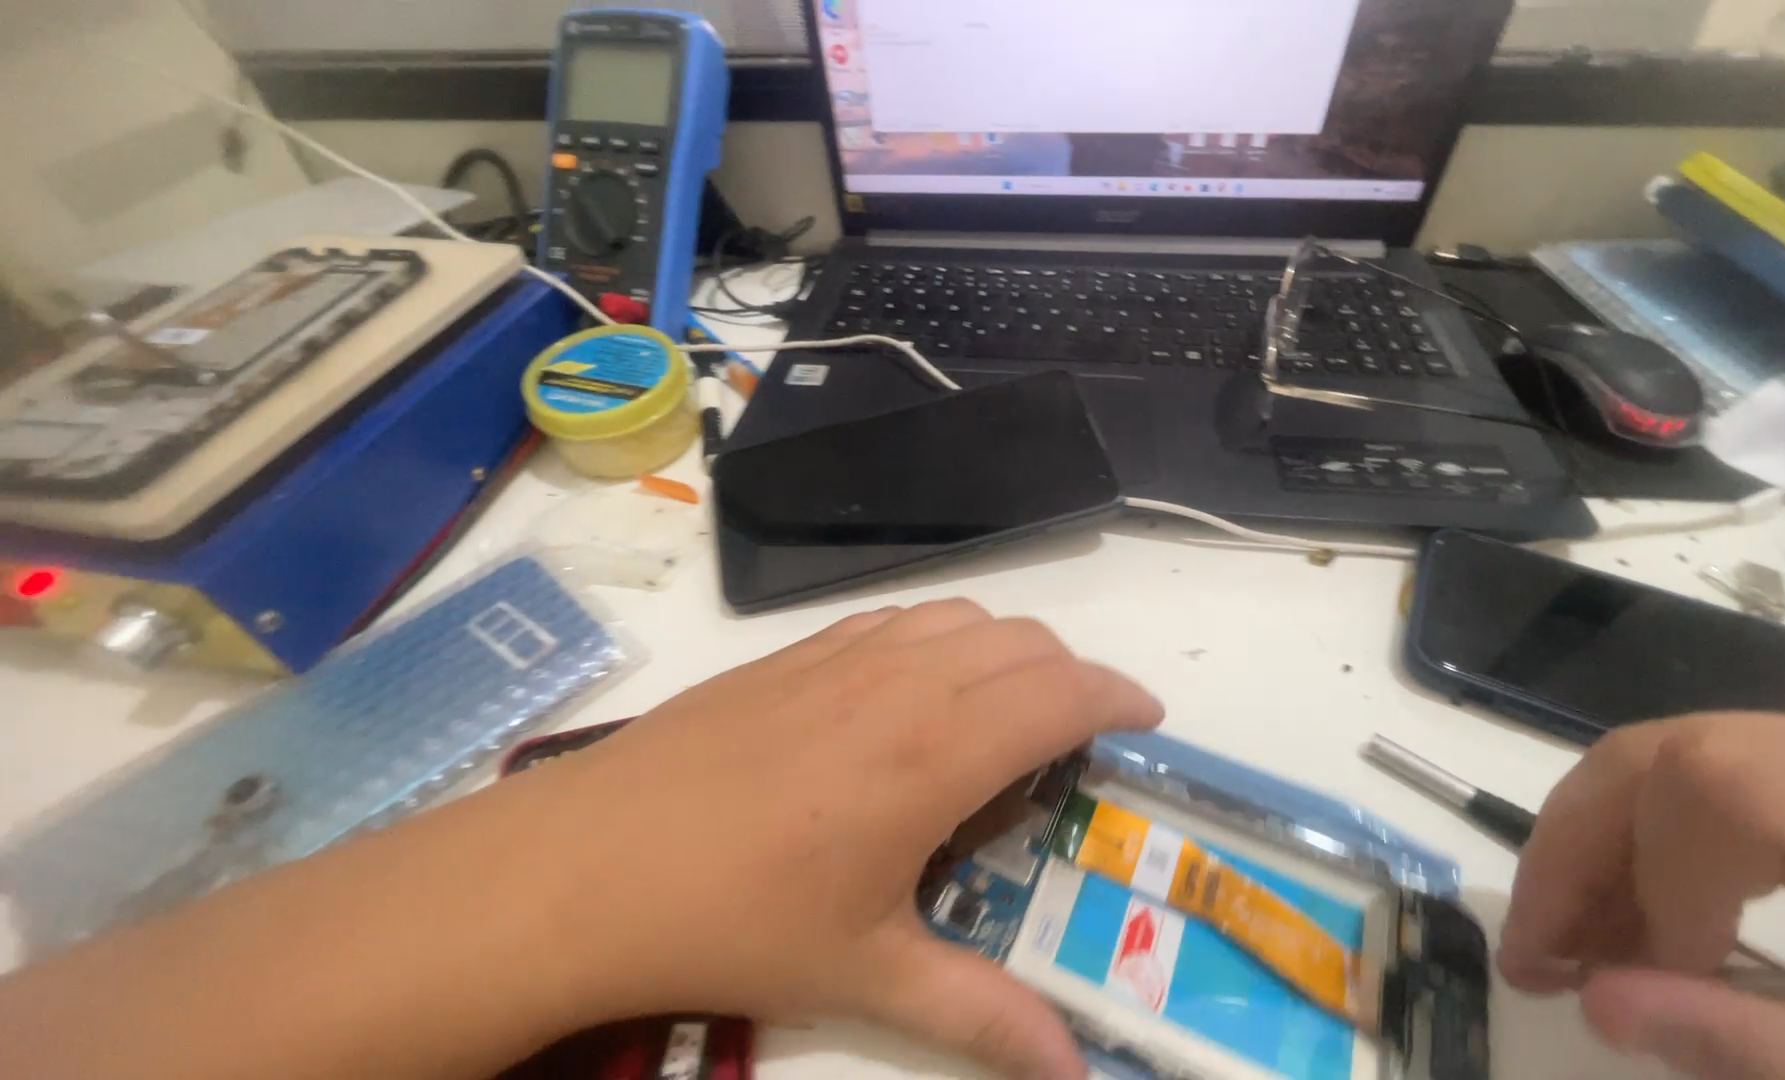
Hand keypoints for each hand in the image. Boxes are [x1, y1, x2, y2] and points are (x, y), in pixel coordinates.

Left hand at [511, 600, 1163, 1078]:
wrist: (591, 862)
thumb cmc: (737, 919)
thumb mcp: (867, 976)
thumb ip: (981, 1016)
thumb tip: (1073, 1076)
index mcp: (935, 752)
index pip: (1059, 692)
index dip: (1116, 694)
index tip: (1145, 715)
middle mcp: (902, 682)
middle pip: (1023, 643)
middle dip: (1071, 674)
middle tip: (1076, 730)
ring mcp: (844, 656)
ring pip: (962, 618)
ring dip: (1007, 648)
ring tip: (1006, 702)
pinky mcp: (795, 651)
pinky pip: (898, 619)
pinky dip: (940, 637)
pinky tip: (919, 685)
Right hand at [1498, 712, 1784, 1078]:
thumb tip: (1599, 1005)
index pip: (1732, 794)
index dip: (1657, 885)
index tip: (1646, 987)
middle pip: (1676, 751)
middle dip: (1577, 848)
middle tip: (1533, 946)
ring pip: (1680, 753)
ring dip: (1598, 842)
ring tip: (1571, 935)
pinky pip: (1723, 780)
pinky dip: (1655, 842)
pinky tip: (1653, 917)